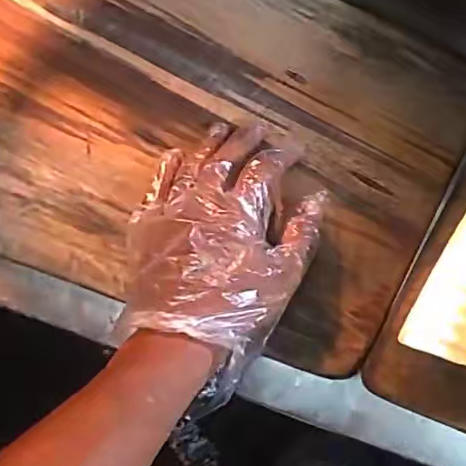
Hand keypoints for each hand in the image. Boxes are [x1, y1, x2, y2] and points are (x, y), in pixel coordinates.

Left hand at [115, 122, 326, 362]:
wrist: (178, 337)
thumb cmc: (238, 307)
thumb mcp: (284, 274)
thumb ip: (301, 233)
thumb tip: (317, 199)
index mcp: (241, 211)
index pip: (264, 169)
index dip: (282, 155)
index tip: (296, 149)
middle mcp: (204, 200)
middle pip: (227, 158)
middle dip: (246, 139)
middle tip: (258, 128)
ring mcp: (172, 210)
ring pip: (192, 165)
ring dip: (209, 144)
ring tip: (220, 129)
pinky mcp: (148, 226)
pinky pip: (158, 186)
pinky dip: (169, 167)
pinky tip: (176, 156)